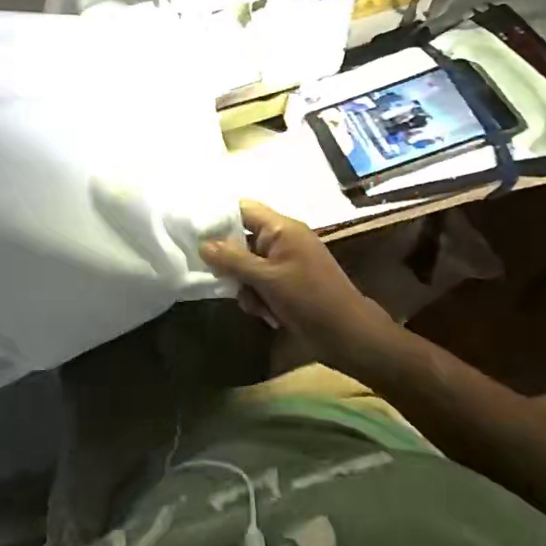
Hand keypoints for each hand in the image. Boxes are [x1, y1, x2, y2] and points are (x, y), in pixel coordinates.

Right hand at [200, 200, 401, 362]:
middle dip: (231, 262)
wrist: (349, 336)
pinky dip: (258, 297)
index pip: (243, 209)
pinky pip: (260, 282)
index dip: (219, 218)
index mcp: (282, 228)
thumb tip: (202, 244)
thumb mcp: (267, 279)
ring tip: (255, 304)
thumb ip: (232, 259)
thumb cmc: (310, 299)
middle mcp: (283, 240)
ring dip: (244, 285)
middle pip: (241, 239)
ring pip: (247, 265)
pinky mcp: (287, 283)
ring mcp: (286, 262)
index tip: (196, 234)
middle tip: (222, 278)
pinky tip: (266, 314)